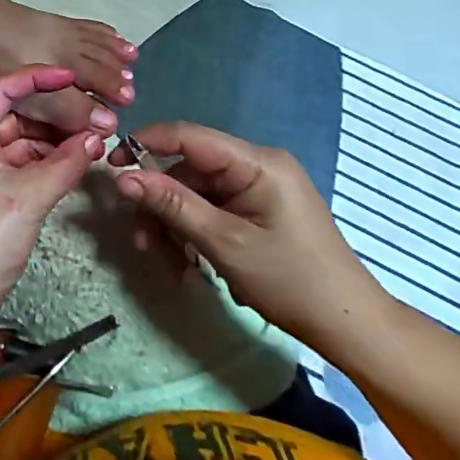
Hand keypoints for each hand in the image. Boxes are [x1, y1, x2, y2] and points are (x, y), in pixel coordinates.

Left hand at [0, 66, 104, 319]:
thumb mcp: (28, 199)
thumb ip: (66, 164)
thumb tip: (98, 137)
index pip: (1, 90)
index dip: (37, 78)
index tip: (74, 76)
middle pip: (15, 115)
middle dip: (55, 116)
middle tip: (98, 119)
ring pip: (23, 140)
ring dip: (56, 140)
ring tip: (94, 141)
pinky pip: (23, 163)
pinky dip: (49, 161)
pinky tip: (77, 161)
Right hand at [109, 123, 389, 343]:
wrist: (348, 324)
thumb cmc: (289, 281)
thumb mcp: (223, 243)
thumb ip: (172, 205)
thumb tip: (123, 177)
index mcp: (256, 162)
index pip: (188, 136)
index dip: (145, 144)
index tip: (110, 167)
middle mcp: (256, 164)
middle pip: (188, 170)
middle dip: (160, 204)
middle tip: (141, 241)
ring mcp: (257, 187)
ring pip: (195, 194)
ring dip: (174, 226)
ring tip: (168, 265)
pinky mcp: (257, 208)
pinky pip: (212, 209)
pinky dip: (194, 233)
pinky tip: (188, 265)